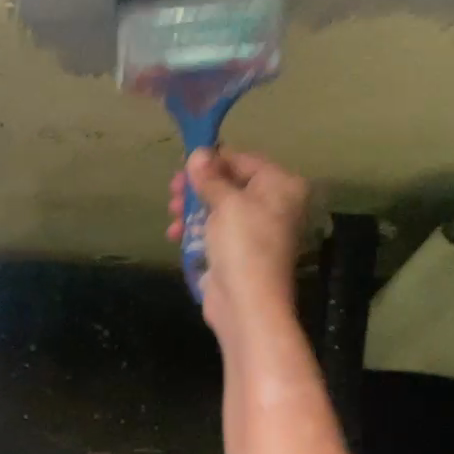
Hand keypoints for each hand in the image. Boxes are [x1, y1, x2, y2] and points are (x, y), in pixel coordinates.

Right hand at [167, 148, 311, 342]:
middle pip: (229, 183)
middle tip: (173, 192)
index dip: (212, 161)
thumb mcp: (225, 202)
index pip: (243, 160)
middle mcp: (274, 204)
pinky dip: (195, 228)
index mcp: (281, 186)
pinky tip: (176, 234)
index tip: (182, 164)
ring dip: (191, 208)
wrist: (247, 302)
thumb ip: (210, 176)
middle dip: (198, 187)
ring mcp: (256, 229)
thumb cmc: (243, 243)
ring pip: (218, 207)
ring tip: (173, 215)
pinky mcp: (238, 250)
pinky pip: (214, 230)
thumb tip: (197, 152)